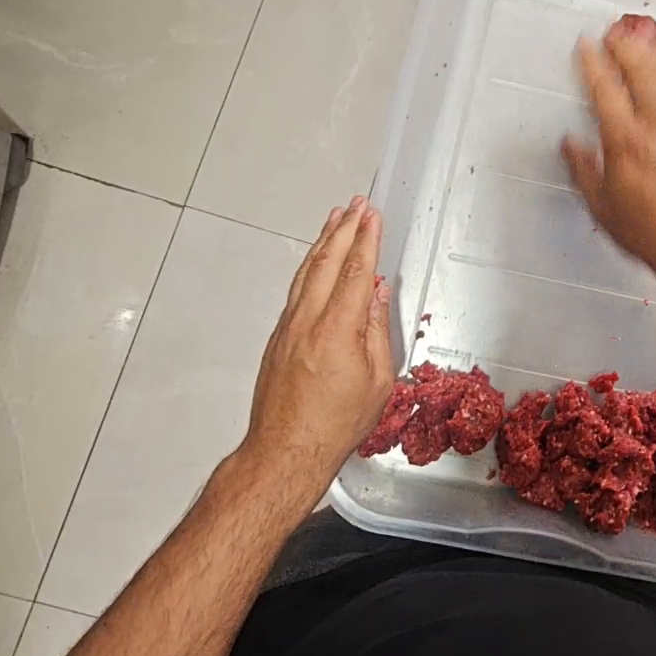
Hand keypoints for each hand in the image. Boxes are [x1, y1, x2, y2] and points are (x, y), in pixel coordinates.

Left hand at [242, 197, 394, 498]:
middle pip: (326, 262)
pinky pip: (296, 289)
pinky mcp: (278, 337)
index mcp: (337, 332)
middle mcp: (307, 322)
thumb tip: (376, 294)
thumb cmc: (335, 425)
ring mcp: (288, 328)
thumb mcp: (377, 381)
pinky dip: (310, 265)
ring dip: (322, 241)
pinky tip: (317, 259)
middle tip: (356, 205)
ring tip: (335, 218)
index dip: (366, 240)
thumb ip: (376, 331)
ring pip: (306, 272)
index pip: (354, 272)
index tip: (373, 216)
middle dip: (344, 228)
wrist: (286, 451)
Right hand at [561, 32, 655, 288]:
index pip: (604, 89)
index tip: (586, 45)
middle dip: (626, 46)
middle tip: (616, 32)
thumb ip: (585, 169)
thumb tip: (572, 145)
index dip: (592, 63)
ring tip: (647, 38)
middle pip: (641, 72)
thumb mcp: (602, 206)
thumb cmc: (651, 232)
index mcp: (625, 140)